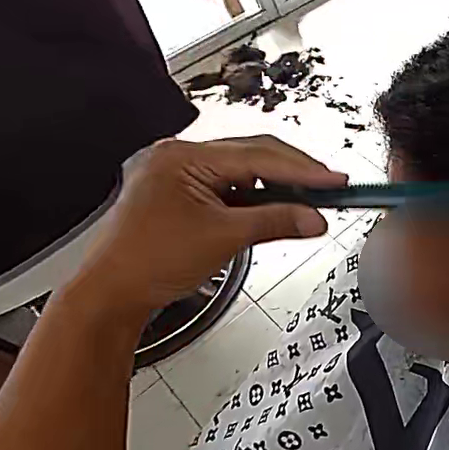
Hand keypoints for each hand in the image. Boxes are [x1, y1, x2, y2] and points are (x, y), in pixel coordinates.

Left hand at [70, 136, 346, 317]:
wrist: (111, 294)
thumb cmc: (147, 262)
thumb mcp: (225, 238)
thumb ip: (277, 222)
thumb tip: (316, 218)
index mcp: (183, 158)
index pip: (260, 157)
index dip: (305, 170)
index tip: (336, 180)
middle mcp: (180, 158)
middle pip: (256, 155)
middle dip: (297, 173)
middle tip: (333, 187)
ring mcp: (182, 174)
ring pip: (248, 171)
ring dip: (281, 186)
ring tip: (314, 199)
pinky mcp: (187, 192)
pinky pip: (235, 186)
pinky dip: (262, 197)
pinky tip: (283, 207)